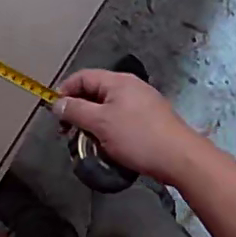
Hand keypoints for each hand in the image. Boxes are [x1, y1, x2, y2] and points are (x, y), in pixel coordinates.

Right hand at [51, 69, 206, 183]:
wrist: (180, 159)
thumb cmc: (138, 137)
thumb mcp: (100, 123)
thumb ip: (75, 111)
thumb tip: (57, 103)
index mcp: (118, 81)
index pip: (82, 77)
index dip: (64, 92)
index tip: (55, 113)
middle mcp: (130, 87)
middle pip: (94, 93)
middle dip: (78, 112)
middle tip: (68, 132)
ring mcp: (142, 104)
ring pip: (106, 109)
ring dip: (92, 125)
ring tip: (87, 143)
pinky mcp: (149, 121)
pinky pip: (120, 121)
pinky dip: (108, 131)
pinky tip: (107, 147)